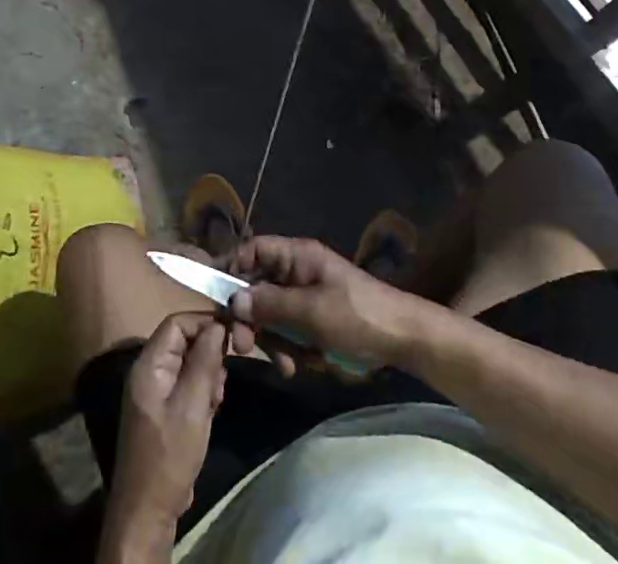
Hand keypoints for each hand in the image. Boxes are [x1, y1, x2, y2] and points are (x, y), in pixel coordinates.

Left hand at [108, 312, 227, 530]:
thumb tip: (218, 325)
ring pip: (189, 363)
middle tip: (223, 379)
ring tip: (216, 399)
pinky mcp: (164, 409)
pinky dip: (203, 391)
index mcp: (149, 364)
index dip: (206, 323)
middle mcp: (149, 371)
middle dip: (210, 353)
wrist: (149, 507)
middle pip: (184, 341)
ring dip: (208, 375)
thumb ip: (205, 360)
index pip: (177, 323)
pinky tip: (211, 409)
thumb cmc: (170, 452)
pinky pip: (187, 384)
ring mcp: (155, 391)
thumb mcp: (193, 404)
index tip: (234, 336)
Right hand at [224, 236, 429, 374]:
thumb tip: (233, 300)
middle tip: (244, 346)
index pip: (252, 250)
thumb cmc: (358, 316)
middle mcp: (295, 272)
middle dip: (249, 318)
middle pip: (255, 287)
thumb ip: (269, 304)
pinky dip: (287, 350)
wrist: (404, 340)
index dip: (230, 268)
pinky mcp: (312, 322)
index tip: (213, 297)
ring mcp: (304, 298)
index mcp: (297, 257)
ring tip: (284, 364)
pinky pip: (286, 332)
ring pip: (268, 315)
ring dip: (270, 341)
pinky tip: (297, 367)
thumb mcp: (311, 311)